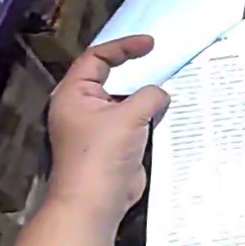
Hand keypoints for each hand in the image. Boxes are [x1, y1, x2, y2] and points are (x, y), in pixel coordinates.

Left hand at [47, 35, 169, 222]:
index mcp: (74, 95)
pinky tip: (167, 111)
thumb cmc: (103, 153)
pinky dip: (150, 113)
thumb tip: (160, 94)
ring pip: (124, 99)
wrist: (96, 200)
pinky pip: (134, 119)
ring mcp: (98, 126)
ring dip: (145, 93)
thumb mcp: (129, 115)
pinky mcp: (114, 142)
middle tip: (160, 59)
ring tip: (169, 85)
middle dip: (134, 68)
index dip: (124, 47)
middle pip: (109, 76)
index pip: (96, 58)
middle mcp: (83, 107)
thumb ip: (150, 95)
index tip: (151, 44)